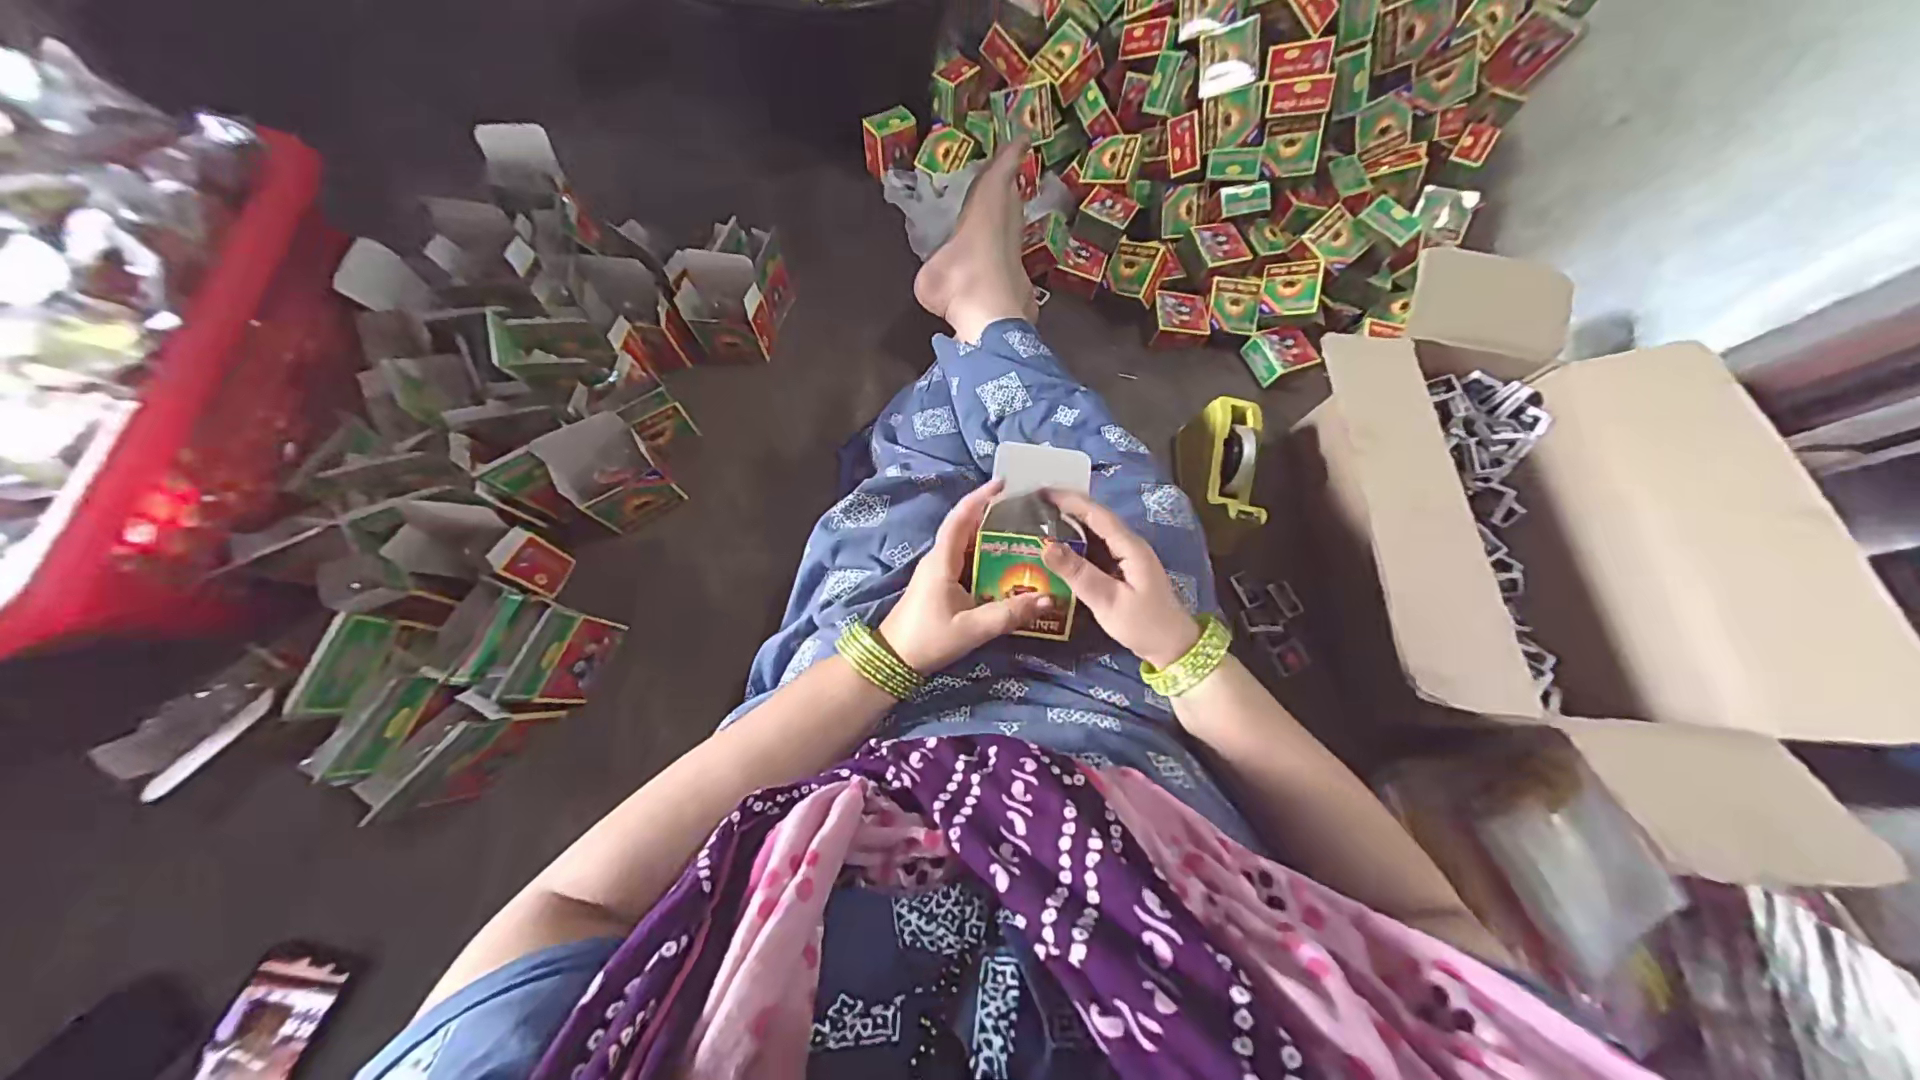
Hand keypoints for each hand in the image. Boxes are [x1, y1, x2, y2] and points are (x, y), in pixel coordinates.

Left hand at [879, 478, 1055, 673]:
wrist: (894, 659)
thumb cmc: (928, 639)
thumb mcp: (972, 629)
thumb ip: (1009, 614)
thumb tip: (1048, 600)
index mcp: (942, 560)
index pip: (960, 518)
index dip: (980, 498)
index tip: (1004, 483)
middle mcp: (939, 559)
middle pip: (966, 527)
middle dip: (992, 514)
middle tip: (1024, 509)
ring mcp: (938, 572)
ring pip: (966, 545)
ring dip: (989, 536)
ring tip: (1022, 532)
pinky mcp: (940, 585)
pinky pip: (966, 561)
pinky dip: (985, 556)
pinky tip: (1005, 563)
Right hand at [1039, 488, 1199, 668]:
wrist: (1174, 649)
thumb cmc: (1144, 625)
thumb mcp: (1107, 601)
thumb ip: (1078, 573)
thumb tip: (1046, 546)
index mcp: (1130, 546)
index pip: (1096, 513)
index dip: (1069, 500)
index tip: (1041, 491)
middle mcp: (1129, 545)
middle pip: (1096, 517)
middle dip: (1066, 507)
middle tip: (1034, 504)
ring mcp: (1127, 557)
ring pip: (1095, 532)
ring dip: (1070, 523)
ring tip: (1040, 520)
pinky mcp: (1123, 569)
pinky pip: (1096, 548)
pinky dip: (1076, 542)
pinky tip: (1059, 547)